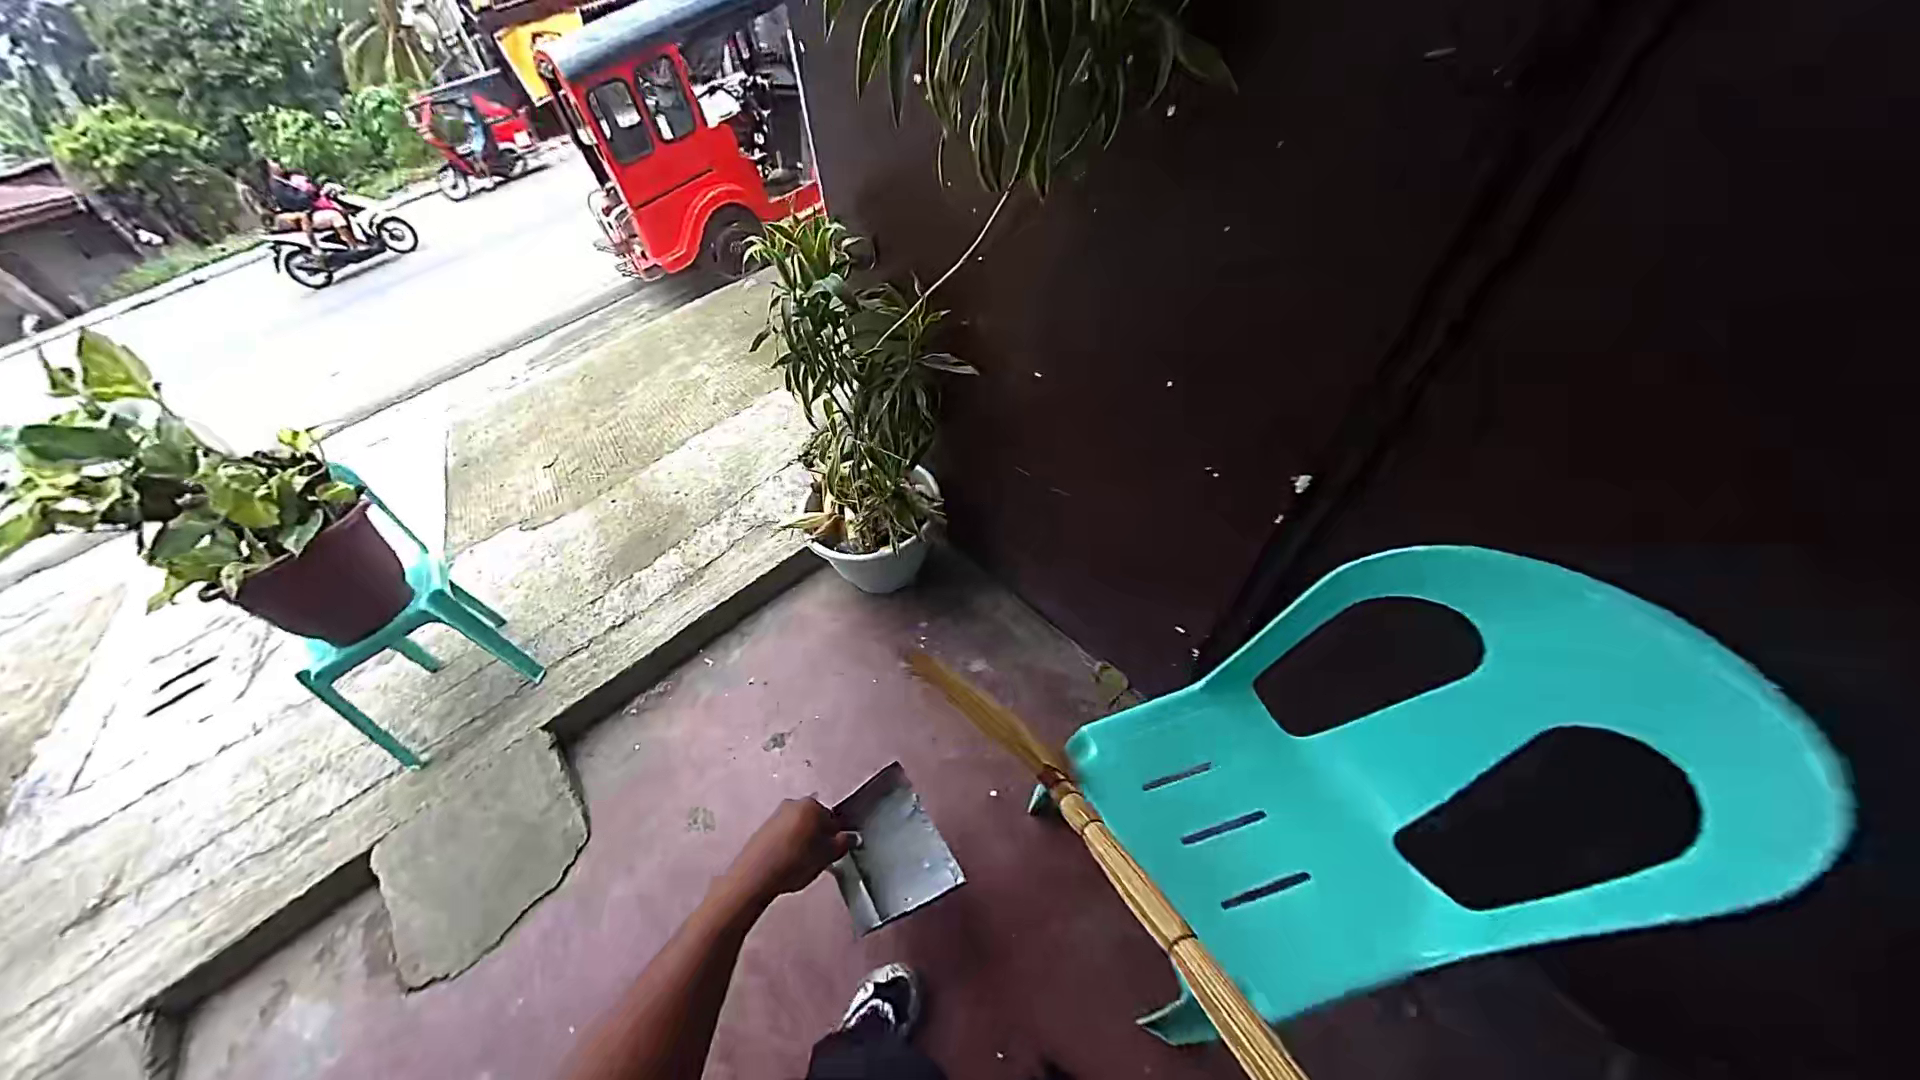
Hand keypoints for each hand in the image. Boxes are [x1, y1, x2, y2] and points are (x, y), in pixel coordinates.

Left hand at [719, 797, 856, 905]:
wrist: (755, 875)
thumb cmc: (795, 862)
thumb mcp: (827, 856)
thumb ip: (843, 844)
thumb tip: (850, 838)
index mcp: (812, 805)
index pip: (833, 819)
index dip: (835, 837)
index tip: (832, 853)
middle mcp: (794, 803)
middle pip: (815, 819)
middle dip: (818, 836)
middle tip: (818, 858)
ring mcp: (777, 814)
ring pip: (799, 826)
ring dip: (803, 840)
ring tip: (800, 863)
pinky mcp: (764, 828)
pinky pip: (784, 833)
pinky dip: (788, 844)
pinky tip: (787, 862)